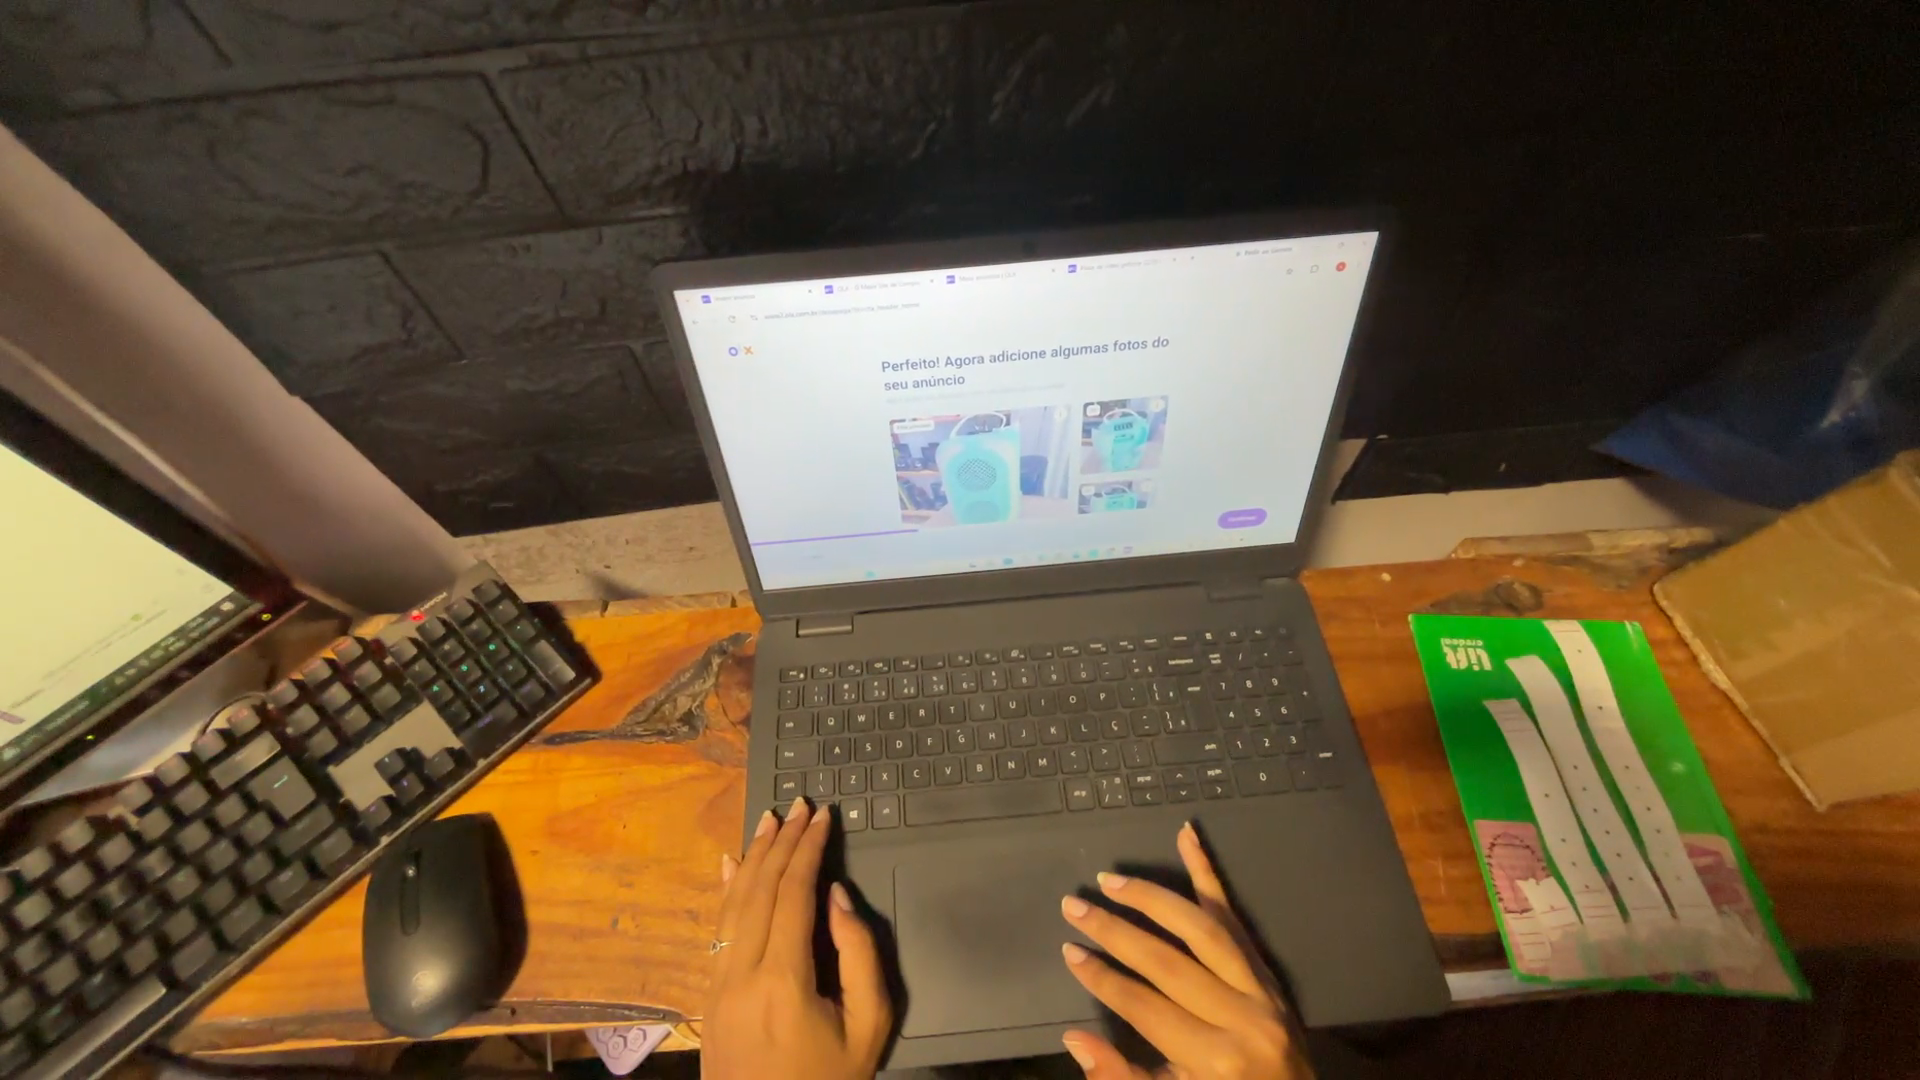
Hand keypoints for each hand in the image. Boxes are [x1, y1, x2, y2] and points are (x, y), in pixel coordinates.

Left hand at [701, 798, 890, 1079]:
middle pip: (761, 888)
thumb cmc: (828, 1078)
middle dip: (783, 841)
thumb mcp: (868, 1024)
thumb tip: (835, 896)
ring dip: (753, 854)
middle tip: (801, 804)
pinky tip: (730, 861)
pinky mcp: (708, 996)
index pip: (794, 892)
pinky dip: (725, 888)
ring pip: (733, 902)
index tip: (823, 815)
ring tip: (770, 818)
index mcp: (784, 979)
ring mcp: (718, 984)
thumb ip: (858, 954)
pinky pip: (716, 930)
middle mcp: (742, 973)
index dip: (809, 848)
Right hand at [1058, 822, 1311, 1079]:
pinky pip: (1235, 917)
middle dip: (1114, 931)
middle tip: (1074, 906)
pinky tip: (1187, 837)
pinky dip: (1209, 872)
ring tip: (1112, 880)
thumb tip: (1074, 1038)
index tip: (1069, 951)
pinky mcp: (1268, 970)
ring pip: (1200, 927)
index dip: (1102, 978)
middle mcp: (1241, 1017)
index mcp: (1215, 1059)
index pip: (1144, 1005)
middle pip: (1166, 961)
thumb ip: (1123, 1077)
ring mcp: (1260, 988)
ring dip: (1152, 898)